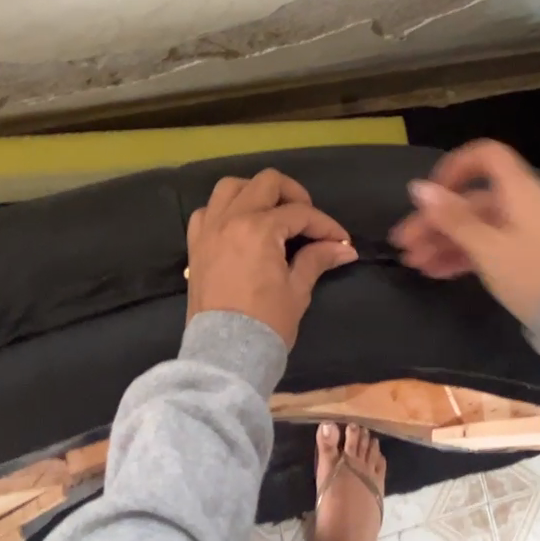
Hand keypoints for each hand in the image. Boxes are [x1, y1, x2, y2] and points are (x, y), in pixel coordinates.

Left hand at [186, 169, 357, 346]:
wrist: (224, 358)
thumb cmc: (266, 324)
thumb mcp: (297, 290)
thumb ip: (317, 259)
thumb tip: (344, 248)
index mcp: (260, 229)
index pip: (300, 213)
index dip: (325, 225)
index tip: (341, 241)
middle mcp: (231, 219)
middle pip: (266, 183)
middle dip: (294, 195)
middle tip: (307, 219)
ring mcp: (209, 230)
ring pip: (231, 187)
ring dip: (255, 193)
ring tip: (271, 213)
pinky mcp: (195, 245)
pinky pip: (206, 211)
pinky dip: (223, 210)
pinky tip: (239, 226)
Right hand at [389, 140, 539, 324]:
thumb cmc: (531, 274)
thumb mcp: (486, 246)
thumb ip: (451, 217)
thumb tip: (418, 188)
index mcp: (518, 191)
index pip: (486, 156)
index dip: (456, 166)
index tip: (432, 193)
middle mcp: (521, 204)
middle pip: (471, 200)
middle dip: (435, 219)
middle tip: (404, 242)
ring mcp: (523, 231)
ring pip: (475, 226)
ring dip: (443, 241)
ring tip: (414, 264)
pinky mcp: (524, 257)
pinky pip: (486, 246)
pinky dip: (462, 255)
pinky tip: (436, 273)